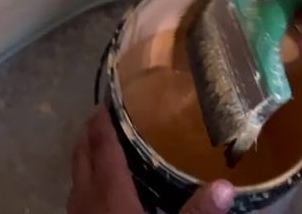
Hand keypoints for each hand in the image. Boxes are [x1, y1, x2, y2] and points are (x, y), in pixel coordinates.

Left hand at [68, 106, 234, 213]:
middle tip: (104, 116)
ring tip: (102, 148)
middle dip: (90, 133)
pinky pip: (77, 199)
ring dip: (85, 157)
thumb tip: (226, 186)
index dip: (103, 122)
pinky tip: (101, 195)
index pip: (103, 146)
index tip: (108, 100)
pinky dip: (85, 183)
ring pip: (76, 177)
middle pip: (81, 155)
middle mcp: (86, 200)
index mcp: (109, 193)